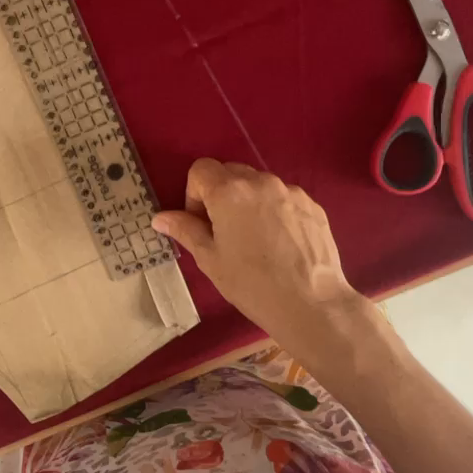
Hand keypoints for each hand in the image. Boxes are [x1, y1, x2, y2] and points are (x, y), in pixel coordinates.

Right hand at [152, 159, 365, 337]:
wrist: (310, 303)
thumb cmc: (250, 283)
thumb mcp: (209, 258)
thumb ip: (184, 230)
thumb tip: (160, 218)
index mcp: (229, 191)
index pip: (201, 170)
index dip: (194, 194)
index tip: (200, 223)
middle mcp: (261, 182)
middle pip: (230, 172)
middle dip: (219, 195)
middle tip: (222, 231)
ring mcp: (291, 191)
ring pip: (258, 184)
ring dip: (247, 202)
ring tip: (253, 239)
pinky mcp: (312, 205)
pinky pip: (283, 198)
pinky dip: (273, 211)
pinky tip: (279, 243)